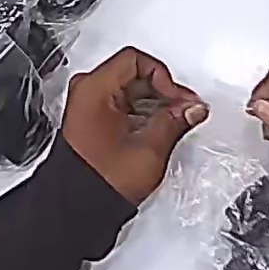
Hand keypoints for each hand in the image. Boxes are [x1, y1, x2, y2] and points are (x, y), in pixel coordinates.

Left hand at [63, 47, 207, 202]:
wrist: (76, 210)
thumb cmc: (99, 182)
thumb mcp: (148, 149)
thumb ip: (174, 121)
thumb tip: (193, 107)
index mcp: (94, 88)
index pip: (135, 60)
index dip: (163, 76)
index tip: (178, 98)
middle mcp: (87, 90)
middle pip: (134, 72)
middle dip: (163, 90)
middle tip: (185, 108)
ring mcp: (88, 103)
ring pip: (130, 88)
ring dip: (155, 102)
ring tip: (175, 121)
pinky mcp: (92, 117)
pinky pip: (123, 102)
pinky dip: (143, 111)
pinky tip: (158, 128)